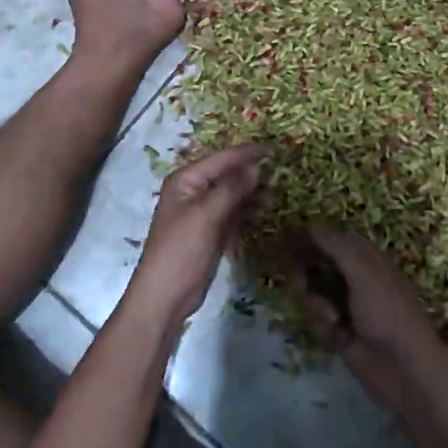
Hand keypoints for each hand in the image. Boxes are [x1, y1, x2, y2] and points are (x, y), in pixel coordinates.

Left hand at [129, 146, 265, 322]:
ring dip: (253, 193)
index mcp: (186, 181)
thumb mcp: (205, 216)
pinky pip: (233, 213)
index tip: (274, 149)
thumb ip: (231, 189)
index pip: (221, 159)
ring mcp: (203, 212)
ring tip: (277, 192)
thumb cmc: (180, 251)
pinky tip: (265, 210)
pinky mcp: (212, 231)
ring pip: (233, 195)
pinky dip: (248, 211)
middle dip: (252, 173)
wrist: (165, 298)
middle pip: (228, 175)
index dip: (247, 154)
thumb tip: (257, 167)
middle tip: (281, 171)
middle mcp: (194, 191)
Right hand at [294, 226, 447, 407]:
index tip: (284, 242)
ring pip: (314, 295)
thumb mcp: (363, 271)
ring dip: (316, 306)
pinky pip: (318, 321)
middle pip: (318, 265)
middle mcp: (355, 277)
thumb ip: (336, 246)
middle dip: (305, 274)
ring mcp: (348, 306)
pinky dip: (323, 327)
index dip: (309, 238)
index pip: (331, 238)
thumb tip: (311, 226)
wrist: (404, 369)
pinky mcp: (341, 332)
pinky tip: (338, 337)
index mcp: (366, 257)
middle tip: (299, 283)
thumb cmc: (387, 312)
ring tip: (332, 319)